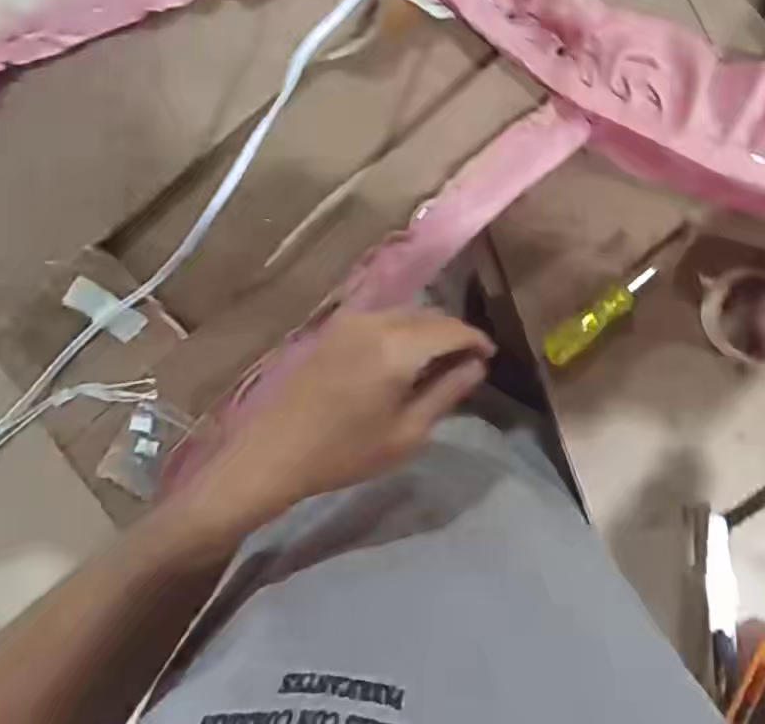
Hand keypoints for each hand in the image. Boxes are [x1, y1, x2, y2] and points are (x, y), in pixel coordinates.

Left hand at [185, 311, 492, 529]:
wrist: (274, 451)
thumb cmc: (345, 452)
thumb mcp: (408, 432)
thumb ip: (448, 391)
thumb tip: (477, 365)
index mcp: (398, 347)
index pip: (452, 329)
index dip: (476, 340)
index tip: (489, 357)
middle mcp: (377, 321)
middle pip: (431, 314)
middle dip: (454, 333)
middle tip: (467, 362)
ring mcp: (353, 319)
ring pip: (408, 312)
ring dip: (429, 329)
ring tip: (439, 360)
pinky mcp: (336, 325)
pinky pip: (384, 317)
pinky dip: (405, 328)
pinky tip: (404, 355)